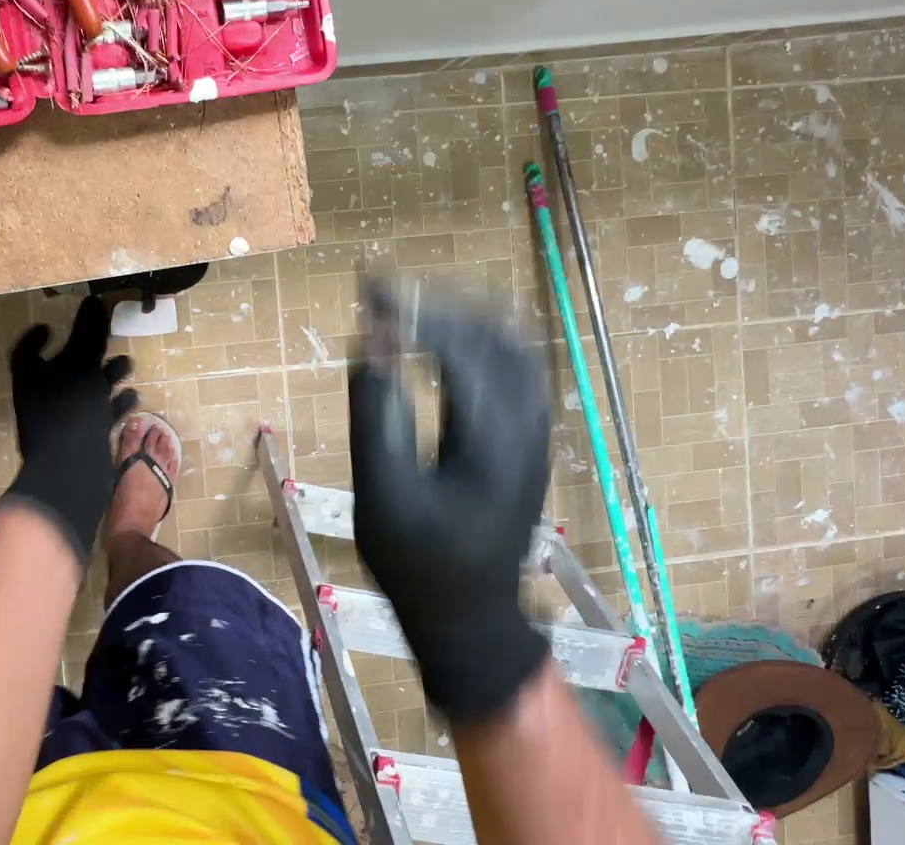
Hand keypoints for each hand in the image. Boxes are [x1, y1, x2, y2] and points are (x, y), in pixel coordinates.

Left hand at [0, 296, 137, 560]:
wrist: (70, 474)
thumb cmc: (70, 414)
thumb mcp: (79, 367)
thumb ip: (87, 335)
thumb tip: (91, 302)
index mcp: (33, 380)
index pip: (26, 354)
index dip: (34, 340)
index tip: (49, 327)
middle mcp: (45, 400)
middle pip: (64, 369)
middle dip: (87, 352)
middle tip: (107, 335)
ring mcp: (64, 423)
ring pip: (87, 392)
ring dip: (108, 377)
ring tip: (127, 364)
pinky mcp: (84, 441)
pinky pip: (101, 417)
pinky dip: (116, 406)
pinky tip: (132, 397)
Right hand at [348, 280, 551, 721]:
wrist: (470, 615)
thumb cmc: (416, 563)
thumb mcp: (380, 495)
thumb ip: (374, 415)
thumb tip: (369, 340)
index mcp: (490, 440)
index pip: (458, 347)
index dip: (412, 311)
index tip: (367, 291)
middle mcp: (526, 426)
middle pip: (492, 334)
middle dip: (434, 301)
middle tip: (382, 289)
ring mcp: (537, 431)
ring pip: (514, 344)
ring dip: (463, 313)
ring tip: (412, 300)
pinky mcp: (532, 438)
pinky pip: (519, 365)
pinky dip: (482, 335)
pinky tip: (451, 332)